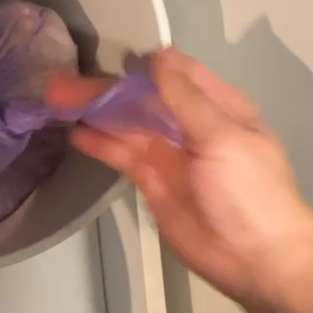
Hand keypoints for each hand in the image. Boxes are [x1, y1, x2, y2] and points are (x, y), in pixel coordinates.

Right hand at [47, 48, 312, 306]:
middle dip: (110, 89)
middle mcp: (192, 126)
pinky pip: (121, 154)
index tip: (108, 54)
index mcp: (220, 108)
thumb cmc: (249, 191)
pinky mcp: (150, 181)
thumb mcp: (222, 136)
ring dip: (97, 113)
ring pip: (128, 125)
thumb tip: (159, 56)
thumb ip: (185, 98)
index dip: (145, 64)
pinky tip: (74, 132)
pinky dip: (99, 143)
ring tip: (58, 100)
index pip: (178, 75)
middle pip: (145, 100)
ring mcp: (170, 154)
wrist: (254, 258)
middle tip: (65, 81)